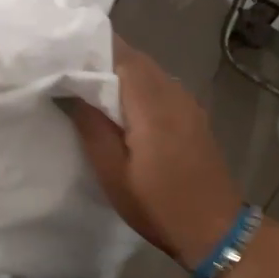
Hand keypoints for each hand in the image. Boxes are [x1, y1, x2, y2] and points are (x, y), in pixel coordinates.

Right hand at [65, 35, 245, 268]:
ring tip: (86, 85)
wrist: (217, 231)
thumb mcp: (113, 173)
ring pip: (147, 69)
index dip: (90, 47)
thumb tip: (72, 90)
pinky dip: (136, 85)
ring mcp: (186, 101)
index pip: (120, 53)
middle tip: (66, 68)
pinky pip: (159, 84)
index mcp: (152, 102)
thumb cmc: (159, 205)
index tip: (61, 52)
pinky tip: (119, 105)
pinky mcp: (192, 113)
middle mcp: (172, 91)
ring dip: (118, 71)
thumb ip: (91, 127)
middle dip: (100, 57)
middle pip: (133, 57)